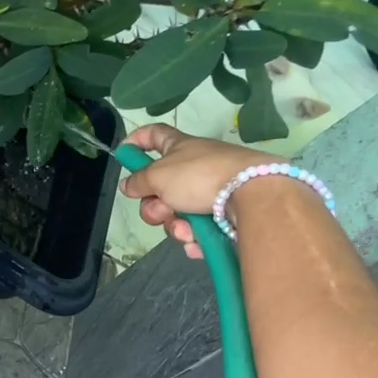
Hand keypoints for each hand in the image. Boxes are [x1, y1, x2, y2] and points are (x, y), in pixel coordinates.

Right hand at [119, 123, 283, 258]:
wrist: (254, 195)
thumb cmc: (200, 176)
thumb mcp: (158, 176)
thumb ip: (139, 181)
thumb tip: (128, 185)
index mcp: (179, 148)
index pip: (154, 135)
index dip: (137, 140)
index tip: (124, 154)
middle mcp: (195, 167)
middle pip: (161, 187)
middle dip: (154, 205)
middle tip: (160, 211)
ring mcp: (212, 191)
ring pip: (178, 212)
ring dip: (175, 225)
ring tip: (186, 231)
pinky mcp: (226, 214)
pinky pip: (200, 228)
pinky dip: (195, 237)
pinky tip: (197, 243)